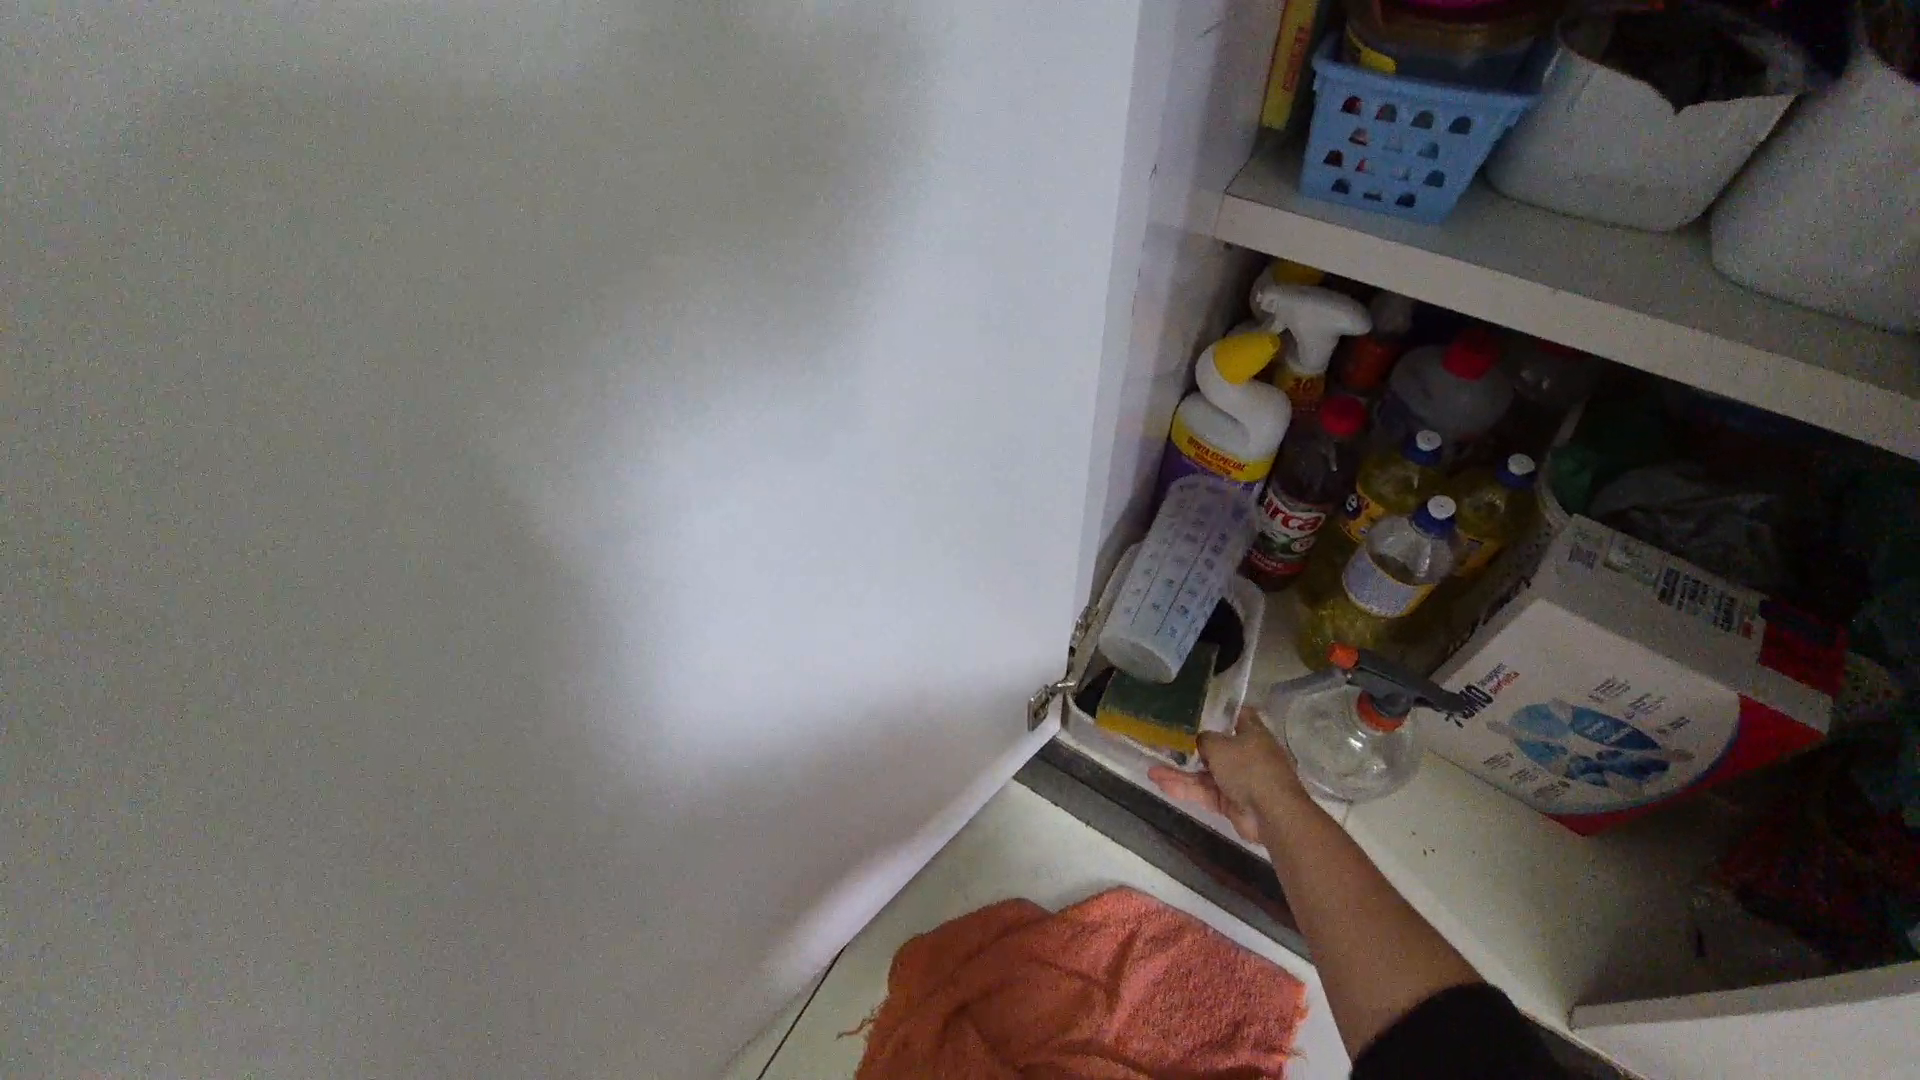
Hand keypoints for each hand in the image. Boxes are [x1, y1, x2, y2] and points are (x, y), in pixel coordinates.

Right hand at [1150, 707, 1310, 843]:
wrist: (1271, 814)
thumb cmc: (1249, 768)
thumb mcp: (1220, 745)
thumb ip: (1203, 739)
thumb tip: (1197, 739)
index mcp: (1251, 733)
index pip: (1235, 715)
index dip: (1217, 711)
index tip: (1193, 709)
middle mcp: (1245, 754)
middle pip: (1213, 747)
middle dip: (1187, 748)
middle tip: (1161, 744)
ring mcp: (1237, 779)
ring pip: (1203, 772)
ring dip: (1179, 772)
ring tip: (1151, 770)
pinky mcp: (1229, 801)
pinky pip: (1203, 791)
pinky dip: (1185, 788)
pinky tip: (1162, 785)